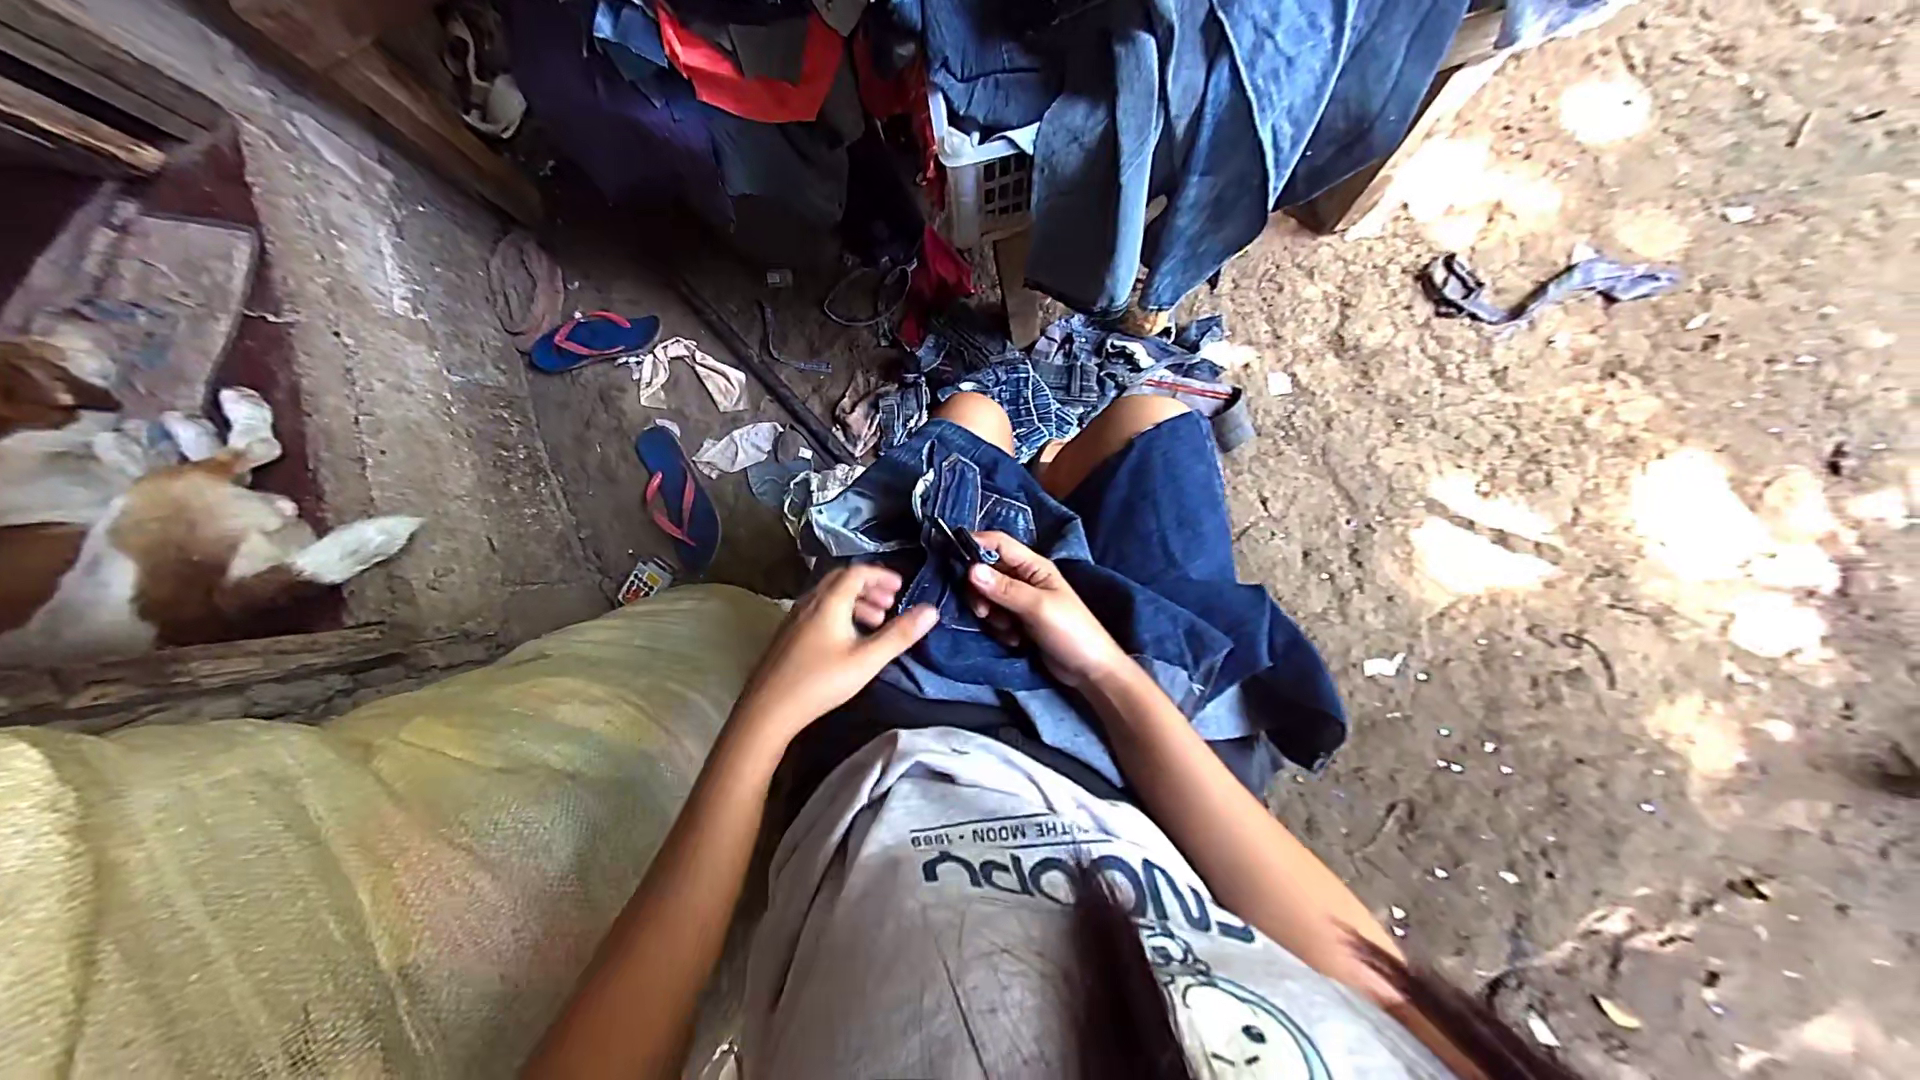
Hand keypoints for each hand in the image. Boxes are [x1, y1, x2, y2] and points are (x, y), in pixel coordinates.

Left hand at [731, 564, 937, 742]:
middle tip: (890, 603)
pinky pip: (819, 609)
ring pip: (830, 596)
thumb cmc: (821, 682)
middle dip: (870, 586)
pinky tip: (849, 638)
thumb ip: (899, 635)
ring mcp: (795, 617)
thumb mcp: (867, 660)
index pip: (857, 571)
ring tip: (875, 622)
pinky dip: (840, 612)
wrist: (767, 709)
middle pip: (842, 579)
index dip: (881, 574)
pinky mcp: (788, 634)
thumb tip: (931, 611)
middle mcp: (810, 602)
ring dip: (856, 601)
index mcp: (829, 601)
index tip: (900, 587)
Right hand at [965, 532, 1130, 688]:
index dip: (974, 545)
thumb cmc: (1071, 632)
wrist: (1090, 671)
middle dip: (979, 591)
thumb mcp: (1037, 608)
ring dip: (990, 614)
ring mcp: (1020, 600)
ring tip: (1007, 630)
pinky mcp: (1018, 620)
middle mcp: (1025, 578)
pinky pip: (995, 616)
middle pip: (986, 571)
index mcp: (1034, 566)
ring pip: (987, 596)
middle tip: (983, 612)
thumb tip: (971, 569)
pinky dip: (998, 627)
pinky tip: (1013, 640)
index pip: (998, 543)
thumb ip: (1004, 588)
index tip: (952, 559)